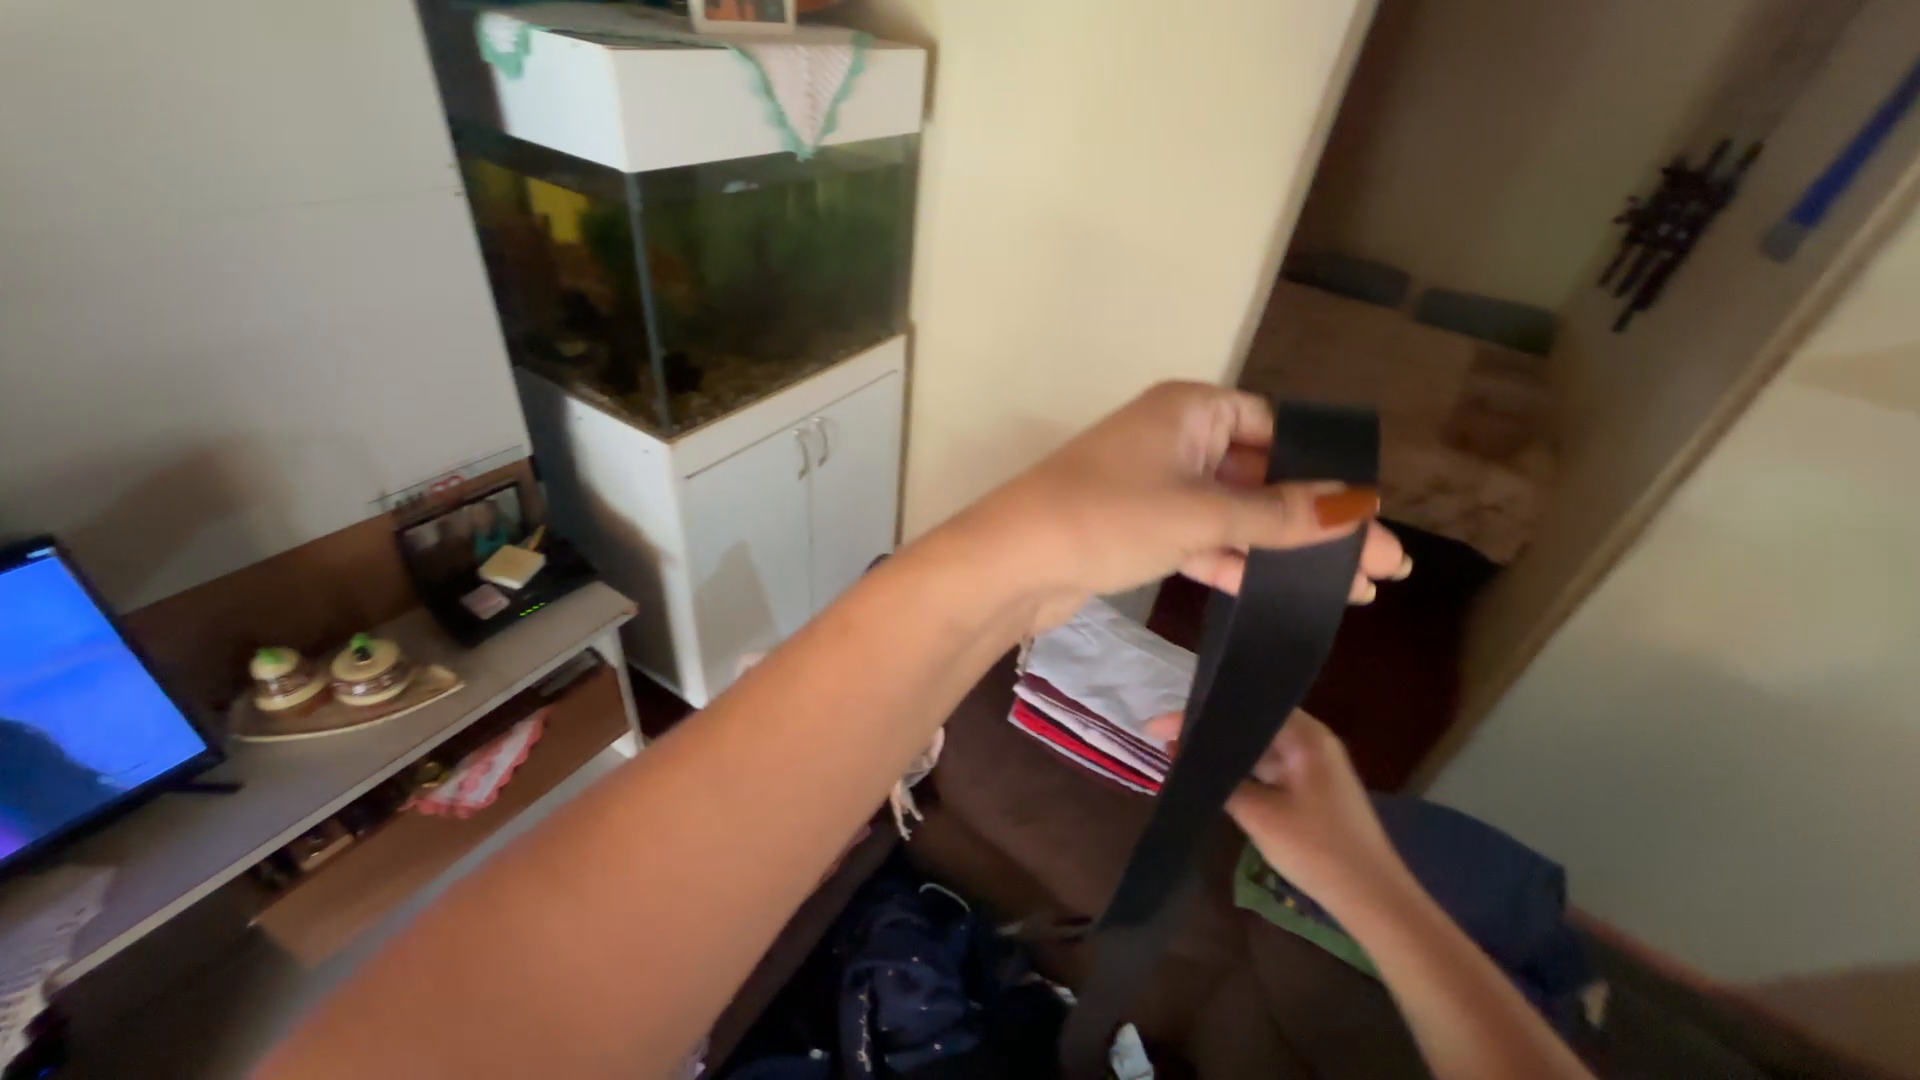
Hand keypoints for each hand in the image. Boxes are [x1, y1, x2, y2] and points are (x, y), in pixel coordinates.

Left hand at [942, 382, 1408, 632]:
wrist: (1010, 564)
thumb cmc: (1107, 517)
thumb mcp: (1200, 513)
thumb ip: (1279, 514)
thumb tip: (1359, 505)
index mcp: (1190, 409)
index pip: (1276, 428)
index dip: (1325, 468)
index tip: (1371, 511)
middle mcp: (1173, 437)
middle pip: (1260, 474)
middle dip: (1316, 520)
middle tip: (1380, 567)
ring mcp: (1153, 485)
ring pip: (1232, 512)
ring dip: (1282, 549)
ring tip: (1348, 591)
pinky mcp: (1136, 528)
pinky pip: (1200, 538)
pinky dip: (1234, 562)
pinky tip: (1273, 594)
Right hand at [1146, 709, 1414, 909]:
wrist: (1374, 899)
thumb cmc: (1317, 850)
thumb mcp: (1258, 814)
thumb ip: (1217, 779)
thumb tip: (1177, 751)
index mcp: (1306, 736)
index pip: (1245, 706)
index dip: (1200, 712)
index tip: (1160, 725)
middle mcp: (1312, 741)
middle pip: (1251, 722)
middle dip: (1209, 729)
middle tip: (1164, 736)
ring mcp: (1315, 765)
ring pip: (1258, 745)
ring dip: (1224, 751)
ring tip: (1178, 752)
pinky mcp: (1313, 788)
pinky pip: (1269, 766)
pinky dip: (1241, 769)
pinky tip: (1213, 776)